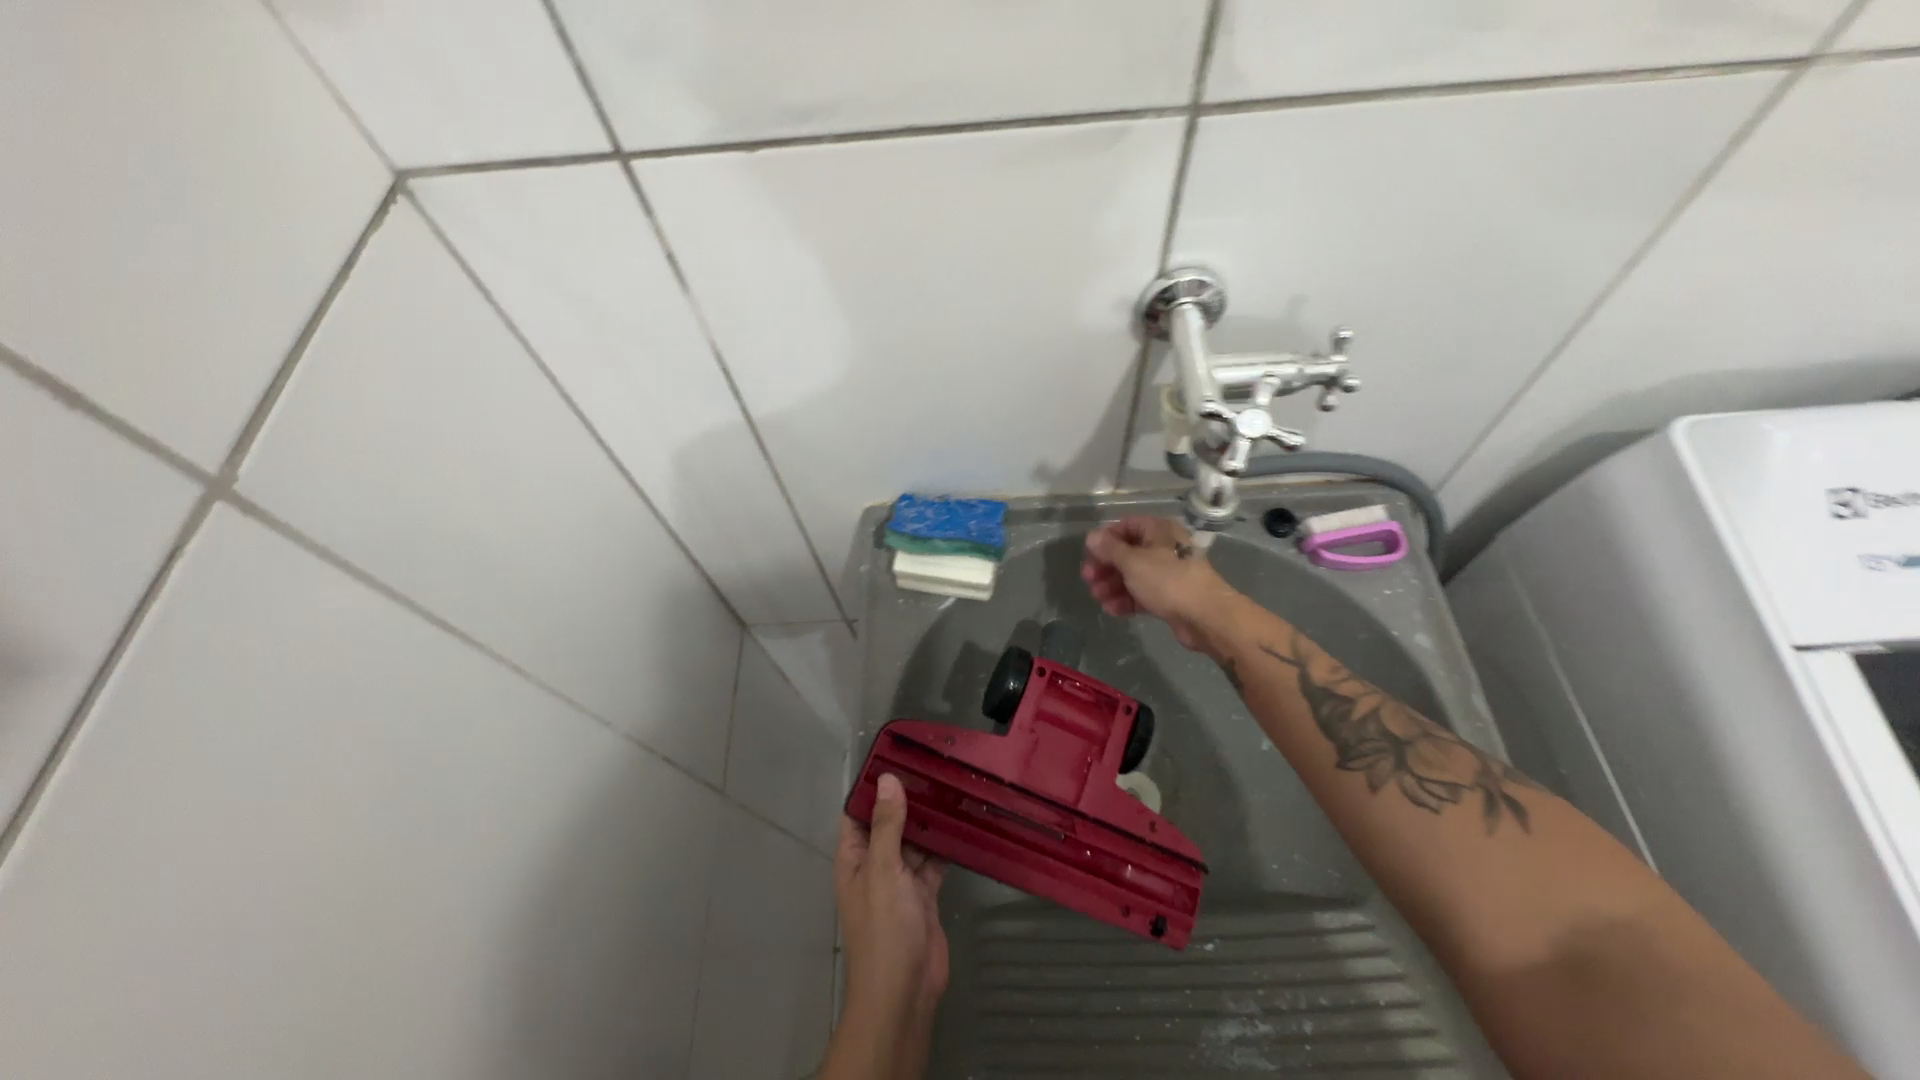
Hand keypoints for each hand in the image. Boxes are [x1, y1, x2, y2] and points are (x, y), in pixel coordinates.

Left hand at [836, 774, 948, 1024]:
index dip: (872, 787)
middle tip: (935, 766)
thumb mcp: (883, 871)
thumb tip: (888, 780)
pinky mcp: (925, 896)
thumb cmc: (884, 928)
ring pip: (914, 841)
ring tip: (952, 786)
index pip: (858, 813)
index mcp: (854, 858)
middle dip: (907, 799)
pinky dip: (946, 846)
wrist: (904, 990)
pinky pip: (934, 862)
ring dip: (929, 821)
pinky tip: (963, 824)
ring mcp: (900, 882)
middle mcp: (875, 865)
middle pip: (889, 824)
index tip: (896, 756)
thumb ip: (888, 826)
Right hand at [1081, 516, 1243, 654]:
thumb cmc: (1167, 580)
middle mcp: (1164, 547)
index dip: (1106, 539)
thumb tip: (1092, 536)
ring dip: (1113, 585)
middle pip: (1128, 552)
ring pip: (1133, 575)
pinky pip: (1143, 593)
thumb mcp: (1132, 562)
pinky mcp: (1170, 596)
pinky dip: (1127, 599)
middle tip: (1089, 580)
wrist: (1205, 616)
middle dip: (1106, 567)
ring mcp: (1168, 573)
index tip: (1090, 555)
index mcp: (1158, 530)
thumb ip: (1109, 549)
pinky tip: (1113, 610)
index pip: (1126, 525)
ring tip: (1099, 598)